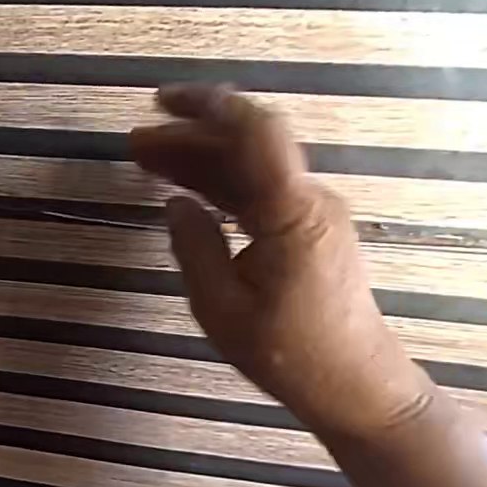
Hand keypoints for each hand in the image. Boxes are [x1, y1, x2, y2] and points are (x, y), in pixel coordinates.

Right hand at [129, 84, 435, 439]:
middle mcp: (307, 201)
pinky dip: (214, 181)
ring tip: (144, 158)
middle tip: (134, 141)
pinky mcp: (303, 228)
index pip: (256, 135)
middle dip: (187, 136)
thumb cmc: (286, 351)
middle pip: (246, 146)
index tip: (161, 103)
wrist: (352, 382)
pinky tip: (181, 185)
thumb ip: (194, 247)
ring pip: (248, 167)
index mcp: (291, 214)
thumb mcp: (220, 305)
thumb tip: (174, 204)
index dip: (209, 108)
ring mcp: (308, 213)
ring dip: (197, 157)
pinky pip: (254, 190)